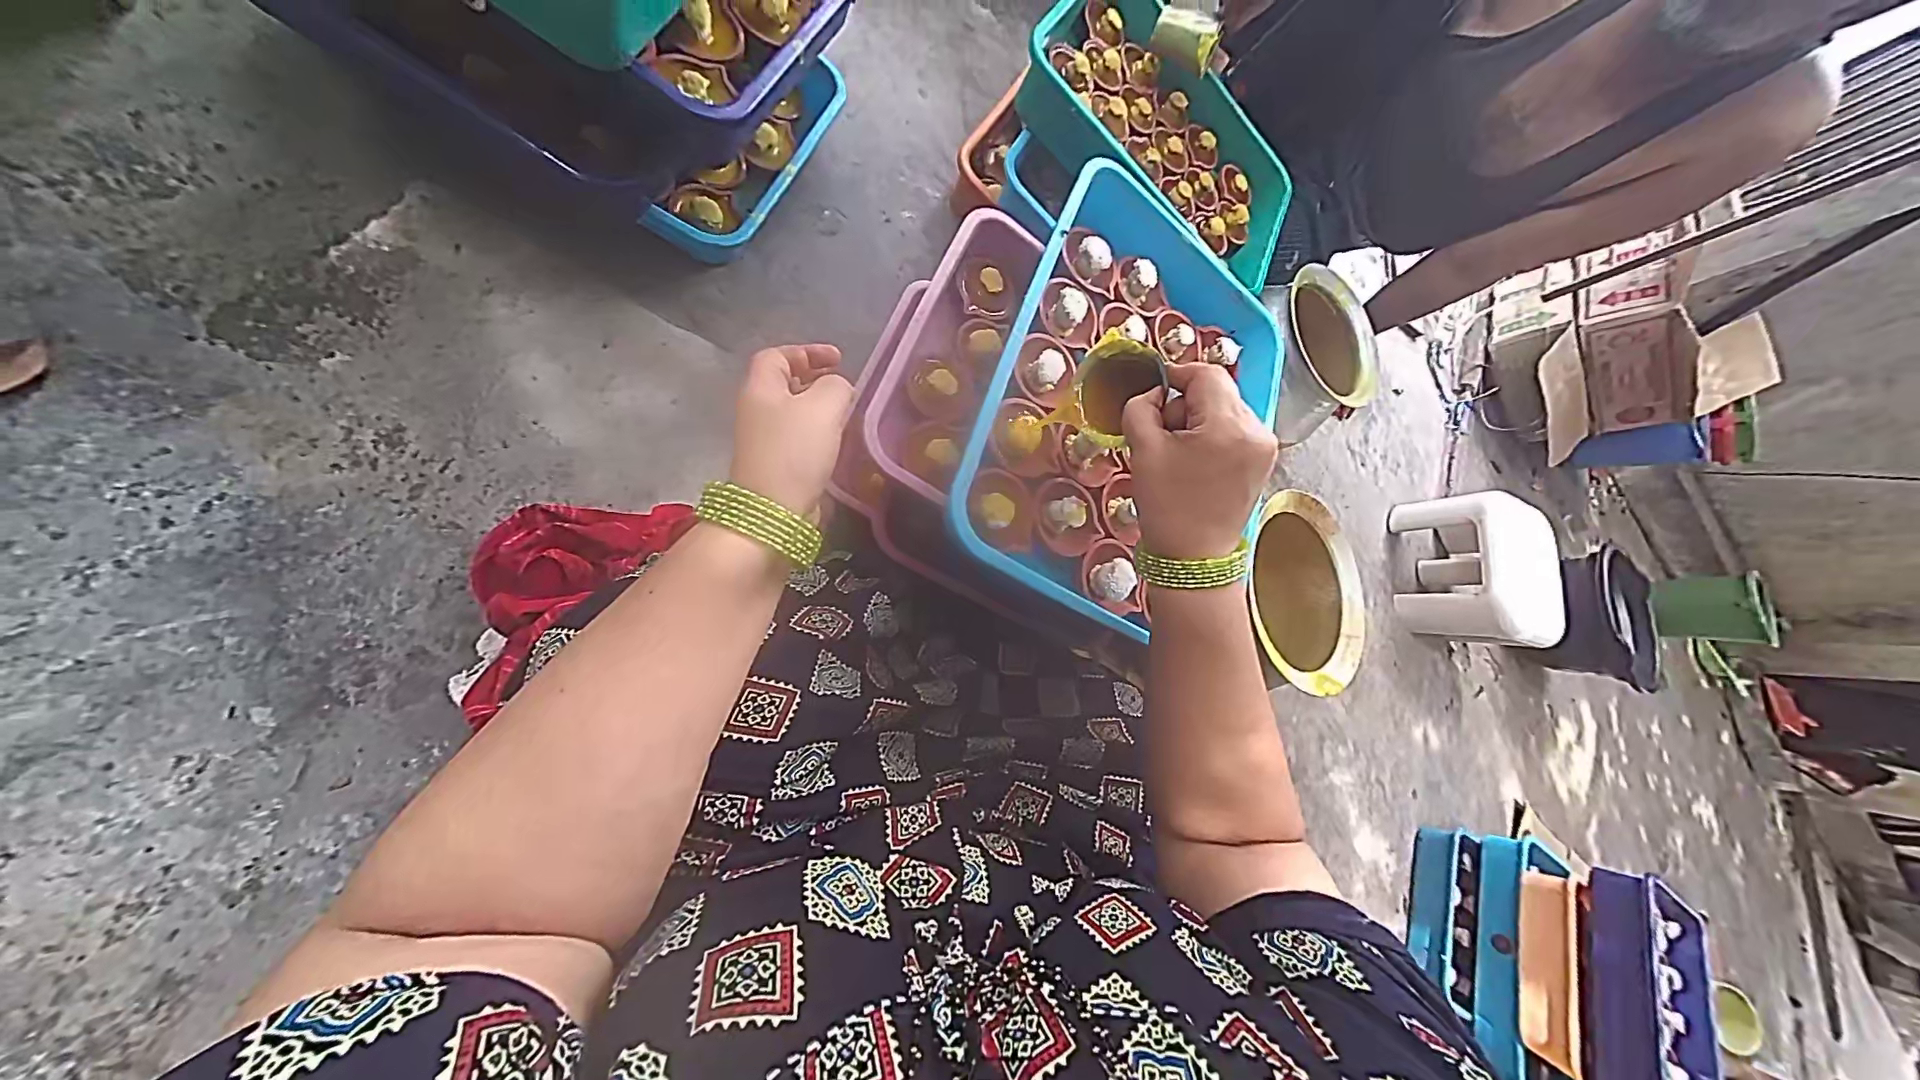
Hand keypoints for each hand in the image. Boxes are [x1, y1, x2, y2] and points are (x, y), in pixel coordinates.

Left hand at [730, 343, 854, 516]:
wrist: (775, 510)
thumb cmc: (796, 451)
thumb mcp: (823, 406)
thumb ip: (835, 386)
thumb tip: (838, 389)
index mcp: (760, 388)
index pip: (777, 355)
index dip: (807, 352)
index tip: (838, 360)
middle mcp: (757, 411)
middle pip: (784, 384)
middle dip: (814, 379)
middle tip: (844, 386)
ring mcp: (765, 441)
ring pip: (793, 413)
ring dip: (819, 409)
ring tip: (846, 413)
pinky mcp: (777, 466)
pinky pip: (799, 438)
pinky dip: (819, 434)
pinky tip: (838, 443)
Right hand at [1121, 362, 1276, 560]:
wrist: (1192, 558)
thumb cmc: (1168, 508)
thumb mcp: (1143, 451)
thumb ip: (1141, 408)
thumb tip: (1154, 394)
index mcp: (1230, 426)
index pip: (1206, 374)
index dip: (1175, 375)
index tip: (1154, 391)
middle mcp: (1257, 431)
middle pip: (1217, 392)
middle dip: (1185, 405)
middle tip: (1162, 435)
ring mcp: (1265, 447)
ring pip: (1225, 410)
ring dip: (1197, 421)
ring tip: (1178, 454)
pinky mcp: (1262, 461)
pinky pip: (1234, 431)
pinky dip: (1211, 437)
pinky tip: (1194, 463)